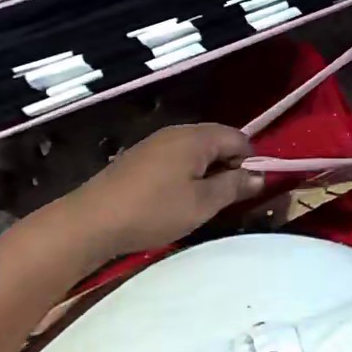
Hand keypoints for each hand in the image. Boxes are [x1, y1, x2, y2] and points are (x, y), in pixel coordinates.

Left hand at [60, 124, 260, 257]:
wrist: (92, 220)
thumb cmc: (154, 211)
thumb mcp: (201, 204)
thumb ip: (233, 186)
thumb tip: (260, 176)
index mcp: (197, 137)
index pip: (238, 138)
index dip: (250, 162)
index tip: (247, 191)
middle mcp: (178, 131)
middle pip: (217, 140)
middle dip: (228, 166)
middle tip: (226, 199)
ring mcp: (156, 142)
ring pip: (196, 150)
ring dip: (207, 171)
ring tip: (203, 201)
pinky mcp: (141, 156)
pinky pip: (176, 156)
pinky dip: (186, 172)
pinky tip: (177, 197)